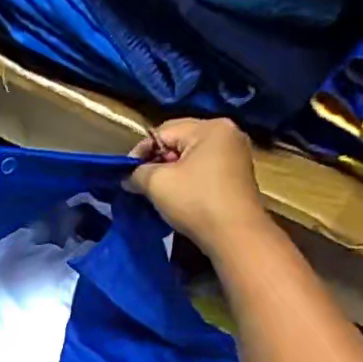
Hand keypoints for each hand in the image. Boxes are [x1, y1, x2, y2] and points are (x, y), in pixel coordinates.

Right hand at [125, 118, 270, 248]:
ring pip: (191, 155)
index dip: (140, 151)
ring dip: (170, 171)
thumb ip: (137, 173)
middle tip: (140, 183)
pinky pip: (203, 168)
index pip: (163, 131)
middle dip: (156, 161)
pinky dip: (187, 178)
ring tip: (156, 191)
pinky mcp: (237, 173)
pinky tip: (177, 195)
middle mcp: (227, 133)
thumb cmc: (195, 201)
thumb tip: (128, 176)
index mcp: (209, 128)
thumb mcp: (157, 184)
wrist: (234, 233)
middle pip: (179, 141)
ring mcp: (235, 153)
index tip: (126, 174)